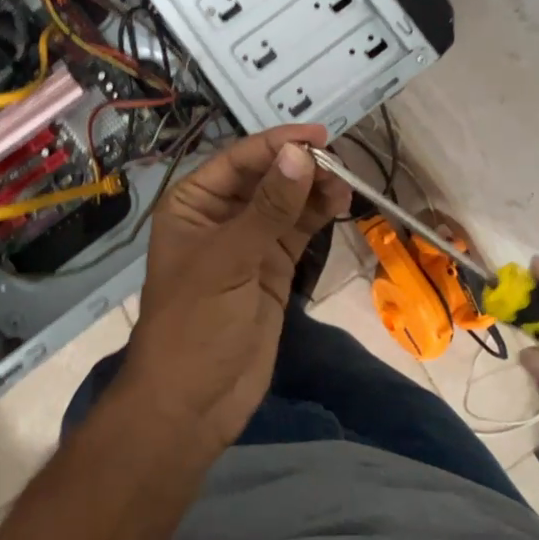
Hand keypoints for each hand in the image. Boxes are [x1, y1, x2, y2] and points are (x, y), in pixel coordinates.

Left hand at [119, 125, 349, 448]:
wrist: (192, 403)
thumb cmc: (195, 323)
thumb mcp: (230, 260)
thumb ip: (269, 209)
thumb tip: (299, 155)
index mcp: (193, 203)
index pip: (239, 160)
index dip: (277, 144)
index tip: (319, 136)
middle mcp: (220, 215)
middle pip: (265, 177)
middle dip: (300, 167)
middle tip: (339, 164)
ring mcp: (248, 243)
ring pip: (286, 203)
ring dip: (313, 190)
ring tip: (345, 184)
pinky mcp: (271, 269)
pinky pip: (296, 231)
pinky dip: (317, 216)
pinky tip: (339, 203)